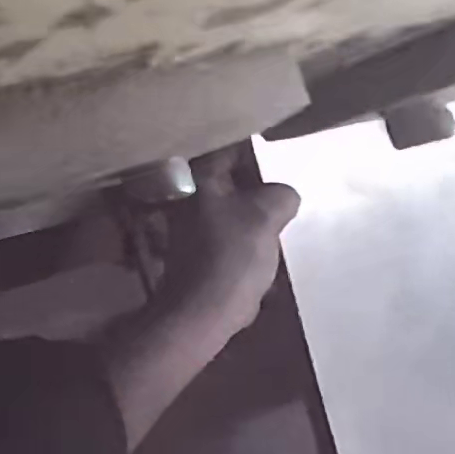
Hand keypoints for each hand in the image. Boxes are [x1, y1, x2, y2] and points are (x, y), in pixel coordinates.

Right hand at [102, 148, 299, 447]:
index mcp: (269, 217)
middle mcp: (271, 251)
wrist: (198, 312)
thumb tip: (222, 141)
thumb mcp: (201, 190)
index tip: (228, 181)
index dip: (259, 184)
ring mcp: (255, 283)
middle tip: (189, 208)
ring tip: (172, 240)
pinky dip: (198, 272)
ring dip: (210, 244)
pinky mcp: (233, 309)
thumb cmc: (206, 242)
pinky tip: (171, 268)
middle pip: (255, 224)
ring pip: (235, 253)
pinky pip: (216, 281)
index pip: (283, 192)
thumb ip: (211, 165)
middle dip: (227, 215)